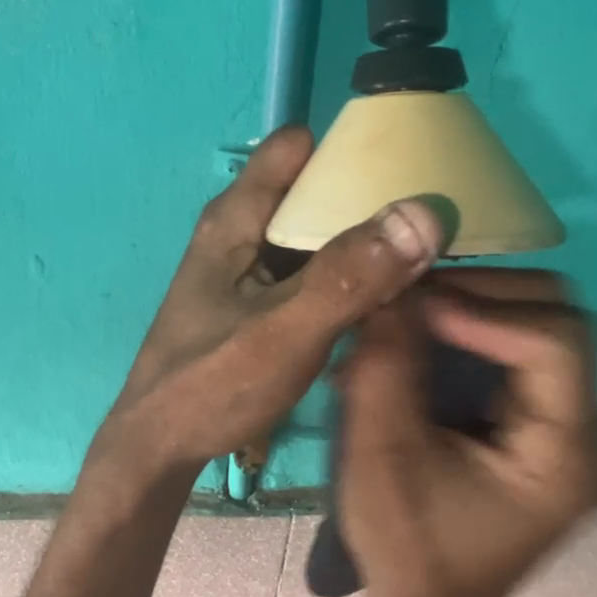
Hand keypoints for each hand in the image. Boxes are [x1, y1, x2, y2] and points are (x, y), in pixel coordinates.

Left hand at [97, 126, 450, 473]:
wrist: (159, 450)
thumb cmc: (211, 385)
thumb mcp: (285, 330)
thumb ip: (350, 276)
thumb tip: (424, 213)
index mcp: (236, 217)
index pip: (297, 146)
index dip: (350, 147)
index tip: (411, 167)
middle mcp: (243, 230)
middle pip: (315, 187)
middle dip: (370, 197)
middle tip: (436, 221)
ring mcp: (253, 267)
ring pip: (319, 232)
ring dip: (366, 240)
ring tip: (430, 256)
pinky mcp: (263, 301)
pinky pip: (316, 270)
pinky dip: (351, 274)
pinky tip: (390, 298)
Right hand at [336, 269, 596, 596]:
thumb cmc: (409, 548)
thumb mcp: (381, 458)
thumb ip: (386, 368)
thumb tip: (389, 288)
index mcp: (564, 451)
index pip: (557, 342)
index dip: (487, 309)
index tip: (417, 305)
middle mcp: (583, 427)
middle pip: (561, 315)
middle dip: (484, 292)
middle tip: (413, 296)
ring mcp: (564, 420)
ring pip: (541, 319)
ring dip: (475, 301)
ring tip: (411, 308)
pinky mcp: (538, 418)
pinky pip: (518, 342)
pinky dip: (470, 323)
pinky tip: (422, 331)